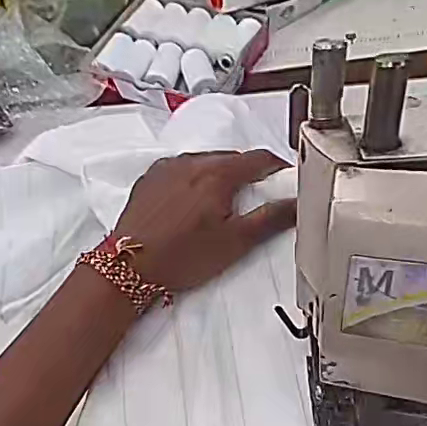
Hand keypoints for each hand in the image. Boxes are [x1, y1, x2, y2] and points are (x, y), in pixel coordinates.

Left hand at [111, 150, 293, 292]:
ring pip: (205, 164)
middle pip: (231, 159)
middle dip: (248, 174)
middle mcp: (191, 163)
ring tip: (223, 205)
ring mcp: (167, 169)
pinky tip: (193, 206)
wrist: (130, 266)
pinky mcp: (149, 180)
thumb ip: (271, 219)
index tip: (284, 179)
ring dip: (219, 177)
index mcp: (217, 173)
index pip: (259, 158)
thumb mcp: (236, 242)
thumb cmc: (182, 256)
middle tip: (257, 198)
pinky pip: (180, 171)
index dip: (277, 168)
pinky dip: (194, 182)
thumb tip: (296, 204)